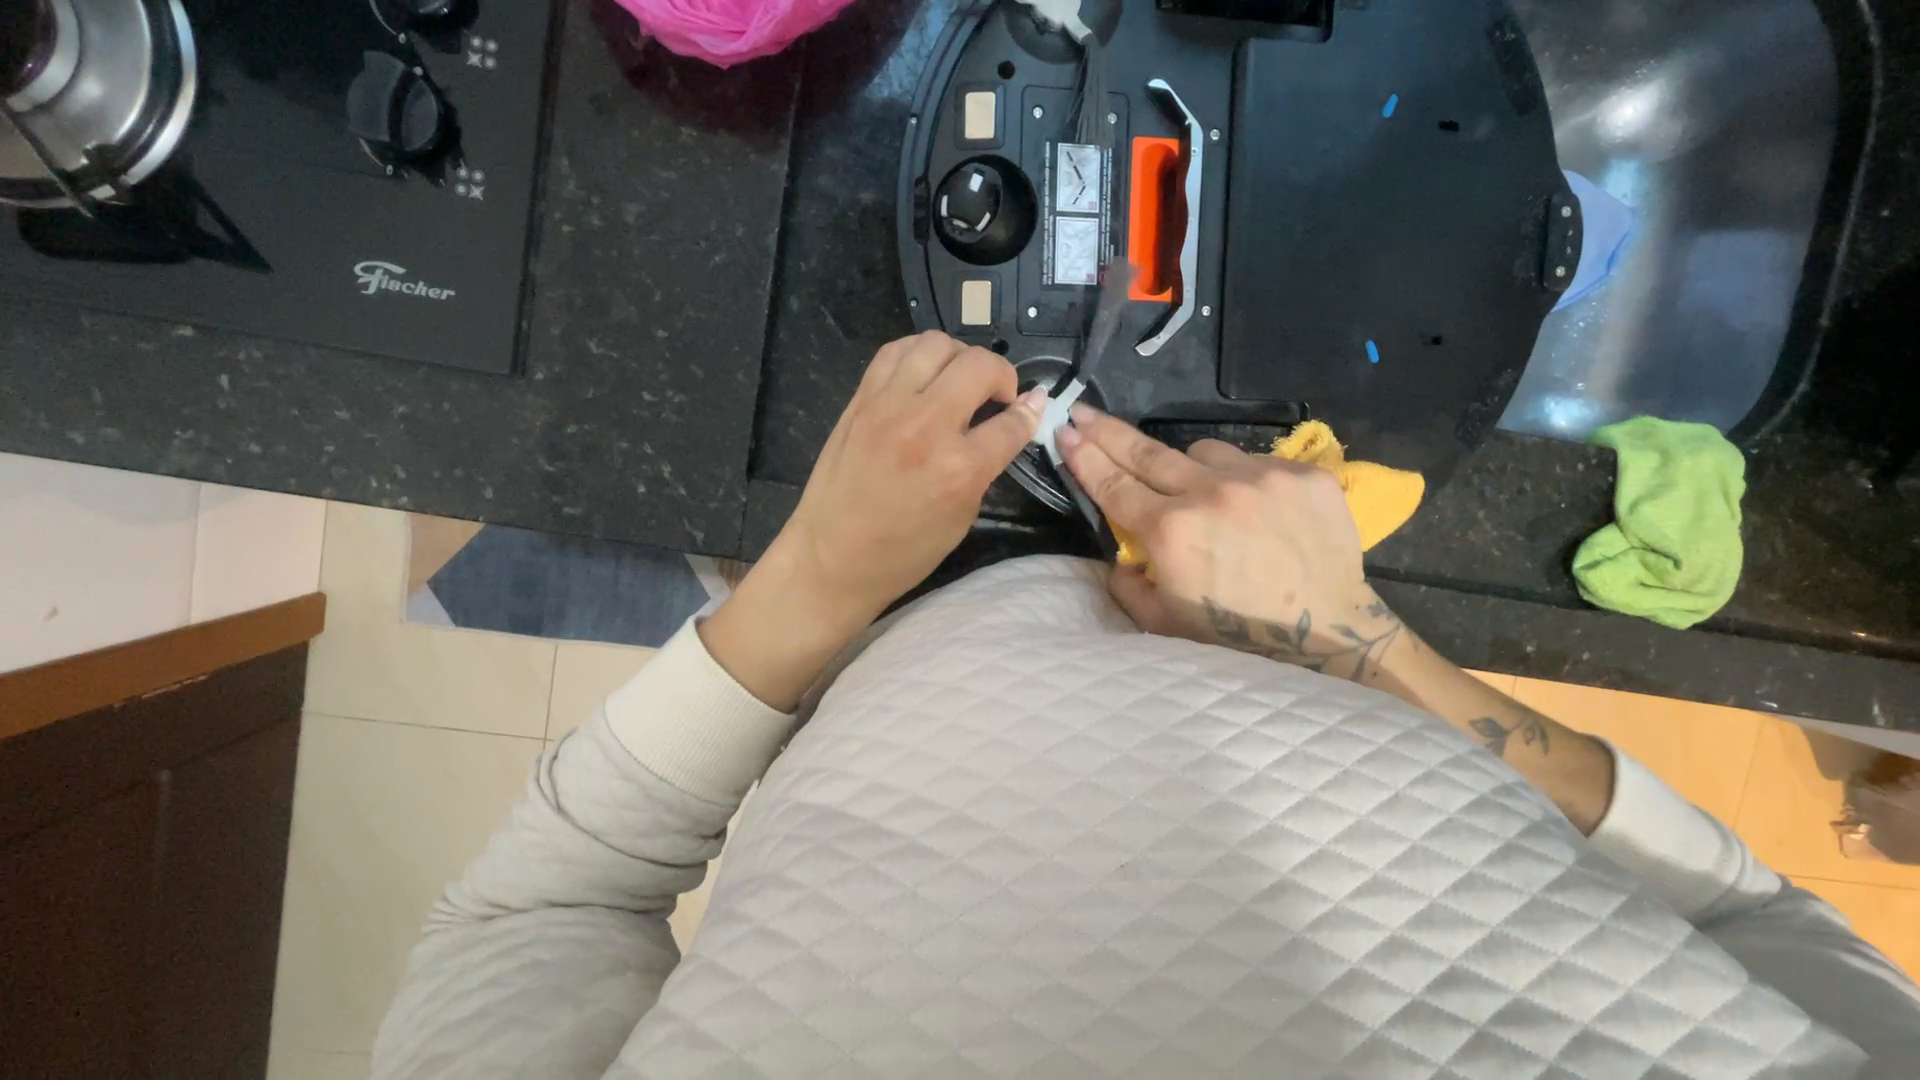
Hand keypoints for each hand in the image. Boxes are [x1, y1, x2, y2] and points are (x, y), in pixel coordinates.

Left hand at [702, 332, 1045, 708]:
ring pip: (937, 344)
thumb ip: (987, 467)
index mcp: (960, 469)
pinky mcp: (860, 400)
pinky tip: (926, 373)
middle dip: (1003, 375)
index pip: (1012, 423)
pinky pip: (895, 351)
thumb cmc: (903, 552)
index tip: (1032, 411)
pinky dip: (919, 353)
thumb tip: (1009, 428)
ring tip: (961, 378)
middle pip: (980, 366)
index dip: (1030, 415)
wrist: (832, 557)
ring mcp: (888, 407)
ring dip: (960, 356)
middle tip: (998, 396)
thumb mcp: (962, 518)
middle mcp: (926, 426)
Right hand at [1059, 405, 1404, 682]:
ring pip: (1204, 451)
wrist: (1326, 635)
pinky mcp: (1303, 474)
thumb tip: (1122, 556)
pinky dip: (1242, 479)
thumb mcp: (1162, 623)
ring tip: (1200, 495)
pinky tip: (1252, 508)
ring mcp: (1261, 478)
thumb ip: (1128, 585)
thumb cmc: (1236, 637)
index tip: (1064, 433)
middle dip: (1108, 431)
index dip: (1084, 457)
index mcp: (1170, 531)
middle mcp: (1210, 493)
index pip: (1114, 484)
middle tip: (1082, 412)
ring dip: (1190, 467)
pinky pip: (1254, 461)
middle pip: (1147, 453)